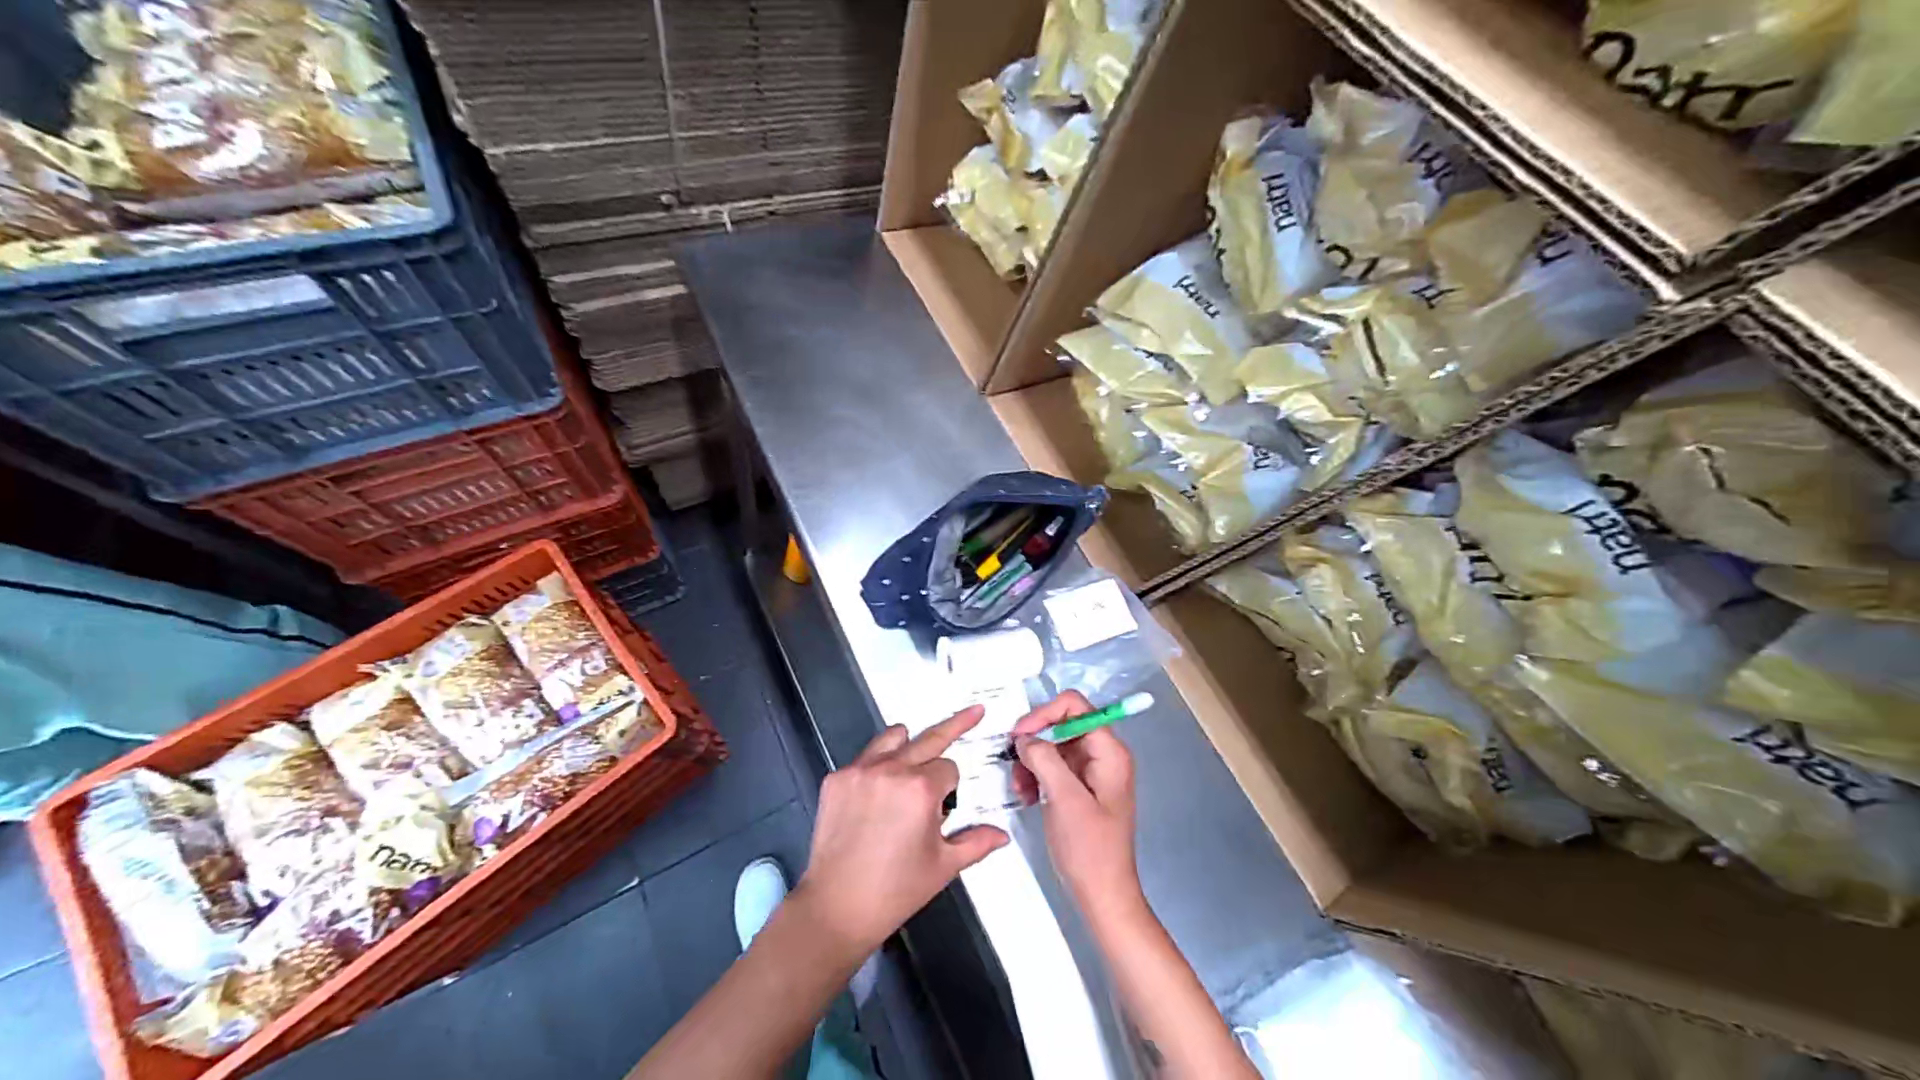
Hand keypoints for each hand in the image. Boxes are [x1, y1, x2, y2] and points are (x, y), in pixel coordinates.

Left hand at [793, 706, 1009, 954]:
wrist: (837, 906)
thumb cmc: (895, 890)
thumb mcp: (943, 866)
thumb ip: (976, 842)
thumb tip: (1002, 835)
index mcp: (921, 789)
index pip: (949, 768)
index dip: (951, 788)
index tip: (942, 809)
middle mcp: (892, 770)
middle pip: (929, 737)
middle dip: (955, 725)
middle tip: (972, 712)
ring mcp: (860, 771)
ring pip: (894, 737)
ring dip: (909, 744)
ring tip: (913, 762)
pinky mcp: (836, 779)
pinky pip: (864, 758)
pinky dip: (877, 766)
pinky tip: (878, 792)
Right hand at [1012, 693, 1142, 923]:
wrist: (1102, 895)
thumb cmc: (1089, 848)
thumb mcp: (1064, 799)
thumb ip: (1044, 759)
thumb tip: (1024, 737)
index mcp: (1109, 751)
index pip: (1074, 706)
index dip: (1044, 714)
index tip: (1020, 736)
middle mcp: (1102, 755)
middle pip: (1061, 724)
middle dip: (1034, 742)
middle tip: (1014, 763)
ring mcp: (1090, 772)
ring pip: (1052, 747)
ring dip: (1031, 761)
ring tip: (1019, 787)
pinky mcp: (1078, 789)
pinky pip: (1052, 768)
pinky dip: (1036, 776)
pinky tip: (1026, 795)